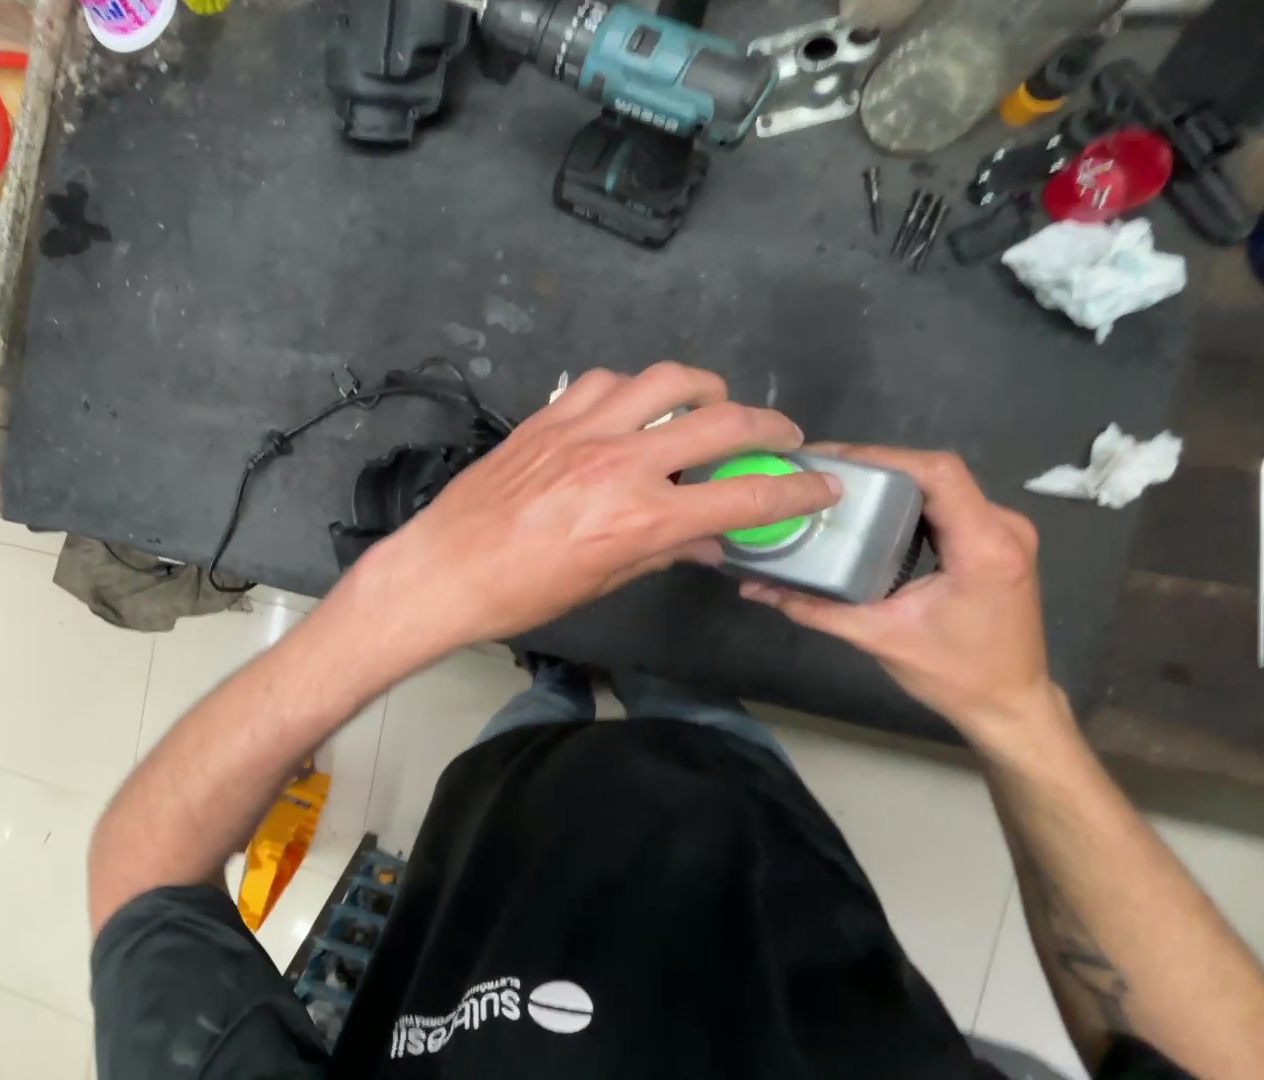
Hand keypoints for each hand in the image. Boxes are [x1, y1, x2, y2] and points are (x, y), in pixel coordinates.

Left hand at [354, 363, 839, 654]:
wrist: (444, 570)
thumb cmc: (520, 593)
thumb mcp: (602, 582)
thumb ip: (663, 551)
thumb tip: (710, 539)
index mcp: (640, 519)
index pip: (744, 497)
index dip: (795, 491)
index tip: (819, 485)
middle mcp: (620, 464)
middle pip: (722, 422)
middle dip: (770, 427)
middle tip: (779, 439)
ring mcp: (581, 432)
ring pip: (665, 380)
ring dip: (703, 389)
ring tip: (710, 407)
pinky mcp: (546, 418)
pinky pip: (603, 381)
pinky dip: (632, 388)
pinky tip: (632, 406)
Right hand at [737, 445, 1062, 743]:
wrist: (1010, 703)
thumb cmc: (953, 673)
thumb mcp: (876, 637)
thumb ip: (813, 608)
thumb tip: (754, 587)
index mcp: (983, 547)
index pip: (938, 474)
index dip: (883, 456)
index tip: (827, 459)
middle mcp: (1002, 528)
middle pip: (935, 473)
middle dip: (874, 464)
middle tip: (816, 471)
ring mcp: (1003, 531)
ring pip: (940, 483)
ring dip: (888, 480)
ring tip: (832, 485)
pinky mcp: (994, 540)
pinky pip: (946, 502)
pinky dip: (904, 499)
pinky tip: (866, 510)